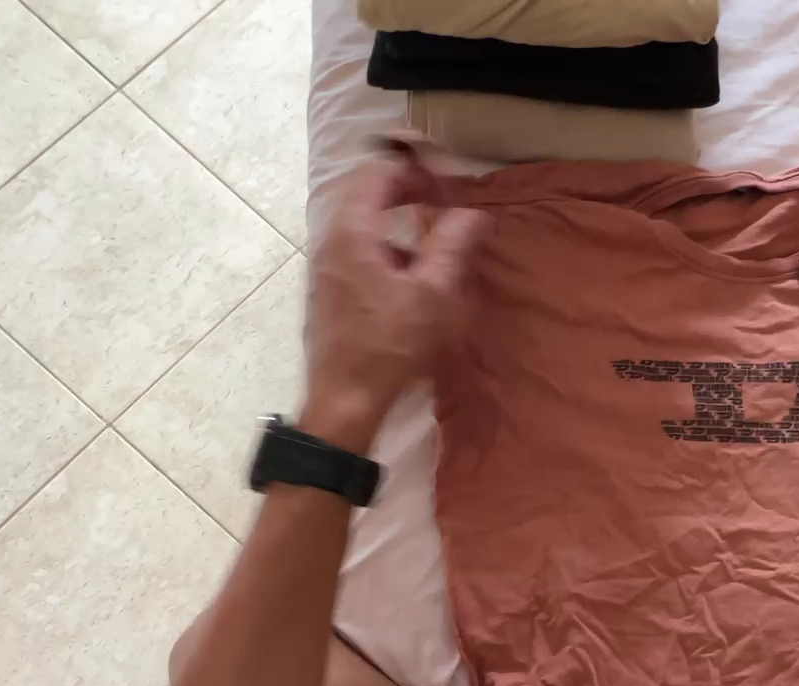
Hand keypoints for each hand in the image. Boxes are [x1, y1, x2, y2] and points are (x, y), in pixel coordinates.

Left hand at [299, 147, 486, 446]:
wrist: (346, 398)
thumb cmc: (392, 346)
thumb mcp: (433, 295)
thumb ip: (452, 246)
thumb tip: (474, 214)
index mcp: (353, 231)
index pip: (380, 173)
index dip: (418, 173)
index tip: (450, 189)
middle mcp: (330, 239)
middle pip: (367, 195)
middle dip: (407, 195)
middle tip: (442, 207)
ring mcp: (324, 267)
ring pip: (362, 226)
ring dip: (398, 227)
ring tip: (431, 249)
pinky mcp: (327, 292)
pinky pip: (357, 252)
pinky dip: (385, 251)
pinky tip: (407, 283)